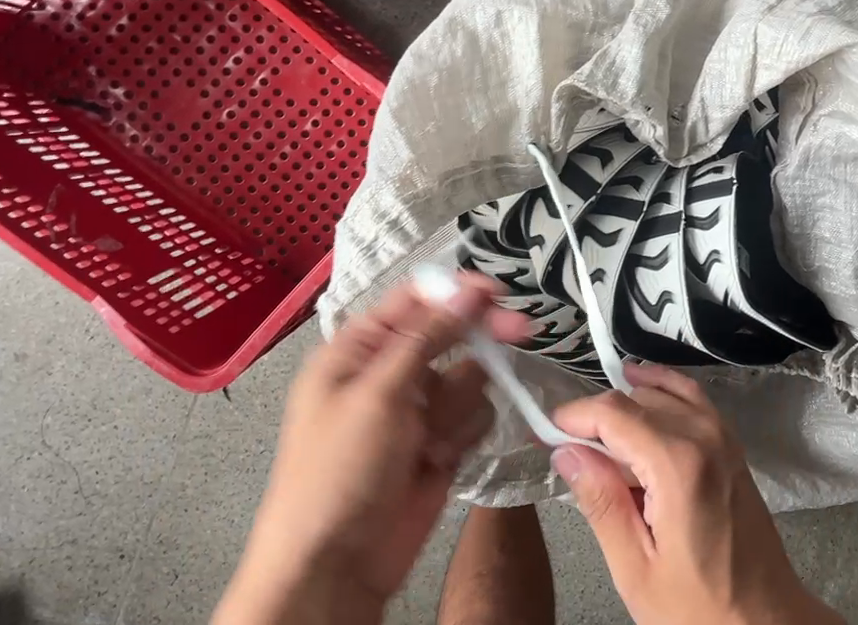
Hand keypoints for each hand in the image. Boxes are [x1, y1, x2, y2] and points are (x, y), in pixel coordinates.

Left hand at [213, 276, 531, 624]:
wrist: (337, 566)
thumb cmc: (338, 473)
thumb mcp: (378, 395)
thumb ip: (426, 337)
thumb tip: (465, 291)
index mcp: (358, 352)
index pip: (414, 301)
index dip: (456, 290)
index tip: (497, 290)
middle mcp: (390, 373)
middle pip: (452, 332)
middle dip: (480, 336)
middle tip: (520, 330)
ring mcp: (418, 408)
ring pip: (470, 376)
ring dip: (459, 404)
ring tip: (431, 439)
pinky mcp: (441, 440)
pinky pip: (476, 414)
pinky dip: (464, 433)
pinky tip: (438, 458)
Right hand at [550, 363, 844, 624]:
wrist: (764, 617)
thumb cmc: (698, 605)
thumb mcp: (636, 567)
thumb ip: (601, 501)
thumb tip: (566, 451)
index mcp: (679, 463)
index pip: (615, 413)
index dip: (575, 416)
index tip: (544, 432)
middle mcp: (704, 434)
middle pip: (637, 398)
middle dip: (596, 413)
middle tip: (563, 442)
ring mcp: (723, 434)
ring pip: (664, 391)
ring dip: (627, 399)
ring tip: (592, 425)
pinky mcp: (731, 443)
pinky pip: (692, 397)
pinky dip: (664, 388)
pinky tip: (642, 391)